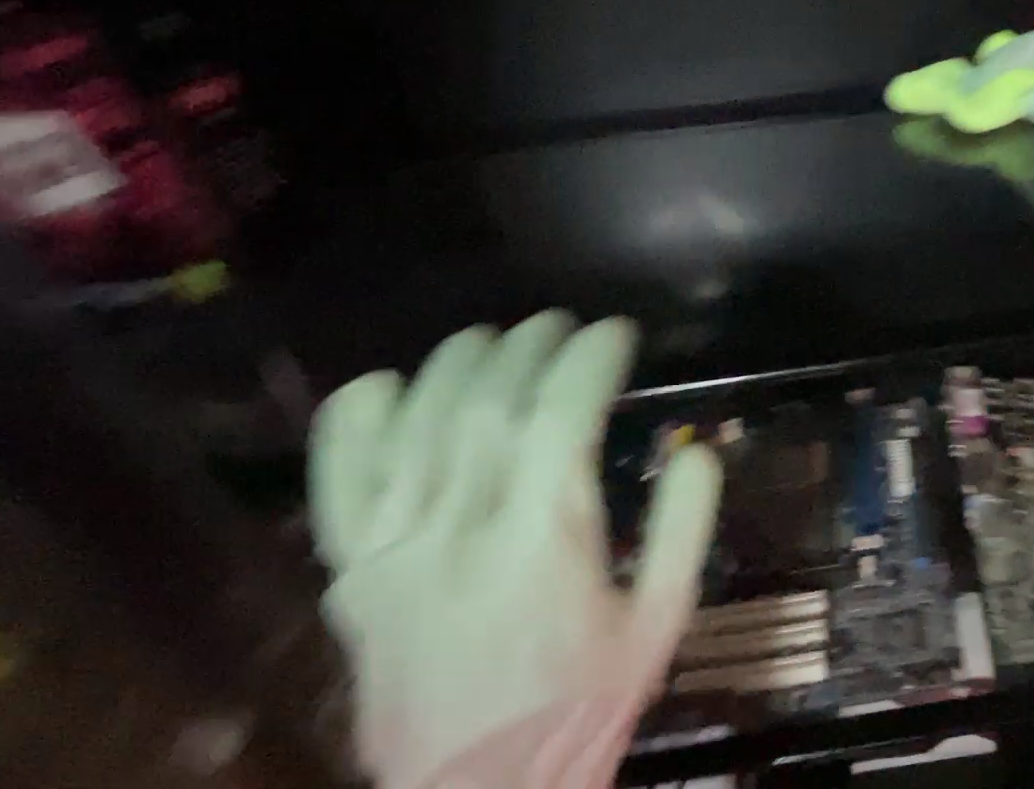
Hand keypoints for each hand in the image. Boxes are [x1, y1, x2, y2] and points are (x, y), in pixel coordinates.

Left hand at [310, 311, 721, 788]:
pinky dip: (354, 422)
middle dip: (530, 349)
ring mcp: (393, 553)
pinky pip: (338, 481)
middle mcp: (458, 536)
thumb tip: (695, 450)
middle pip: (486, 408)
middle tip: (563, 328)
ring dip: (456, 366)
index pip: (561, 420)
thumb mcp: (662, 623)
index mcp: (542, 548)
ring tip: (496, 340)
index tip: (616, 334)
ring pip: (414, 426)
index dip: (589, 361)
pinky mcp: (351, 575)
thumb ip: (685, 531)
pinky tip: (386, 385)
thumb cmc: (583, 706)